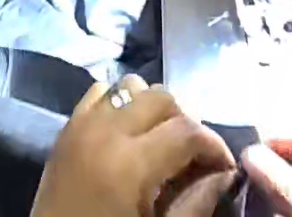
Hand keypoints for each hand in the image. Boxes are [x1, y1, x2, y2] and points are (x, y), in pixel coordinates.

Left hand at [32, 75, 237, 216]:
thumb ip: (194, 206)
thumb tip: (225, 176)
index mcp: (129, 164)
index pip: (186, 132)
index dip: (213, 145)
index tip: (224, 165)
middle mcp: (106, 131)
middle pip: (162, 98)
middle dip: (184, 122)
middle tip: (192, 155)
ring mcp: (82, 125)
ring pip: (132, 86)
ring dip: (152, 108)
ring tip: (159, 140)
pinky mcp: (66, 129)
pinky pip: (100, 93)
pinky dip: (119, 104)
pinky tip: (126, 133)